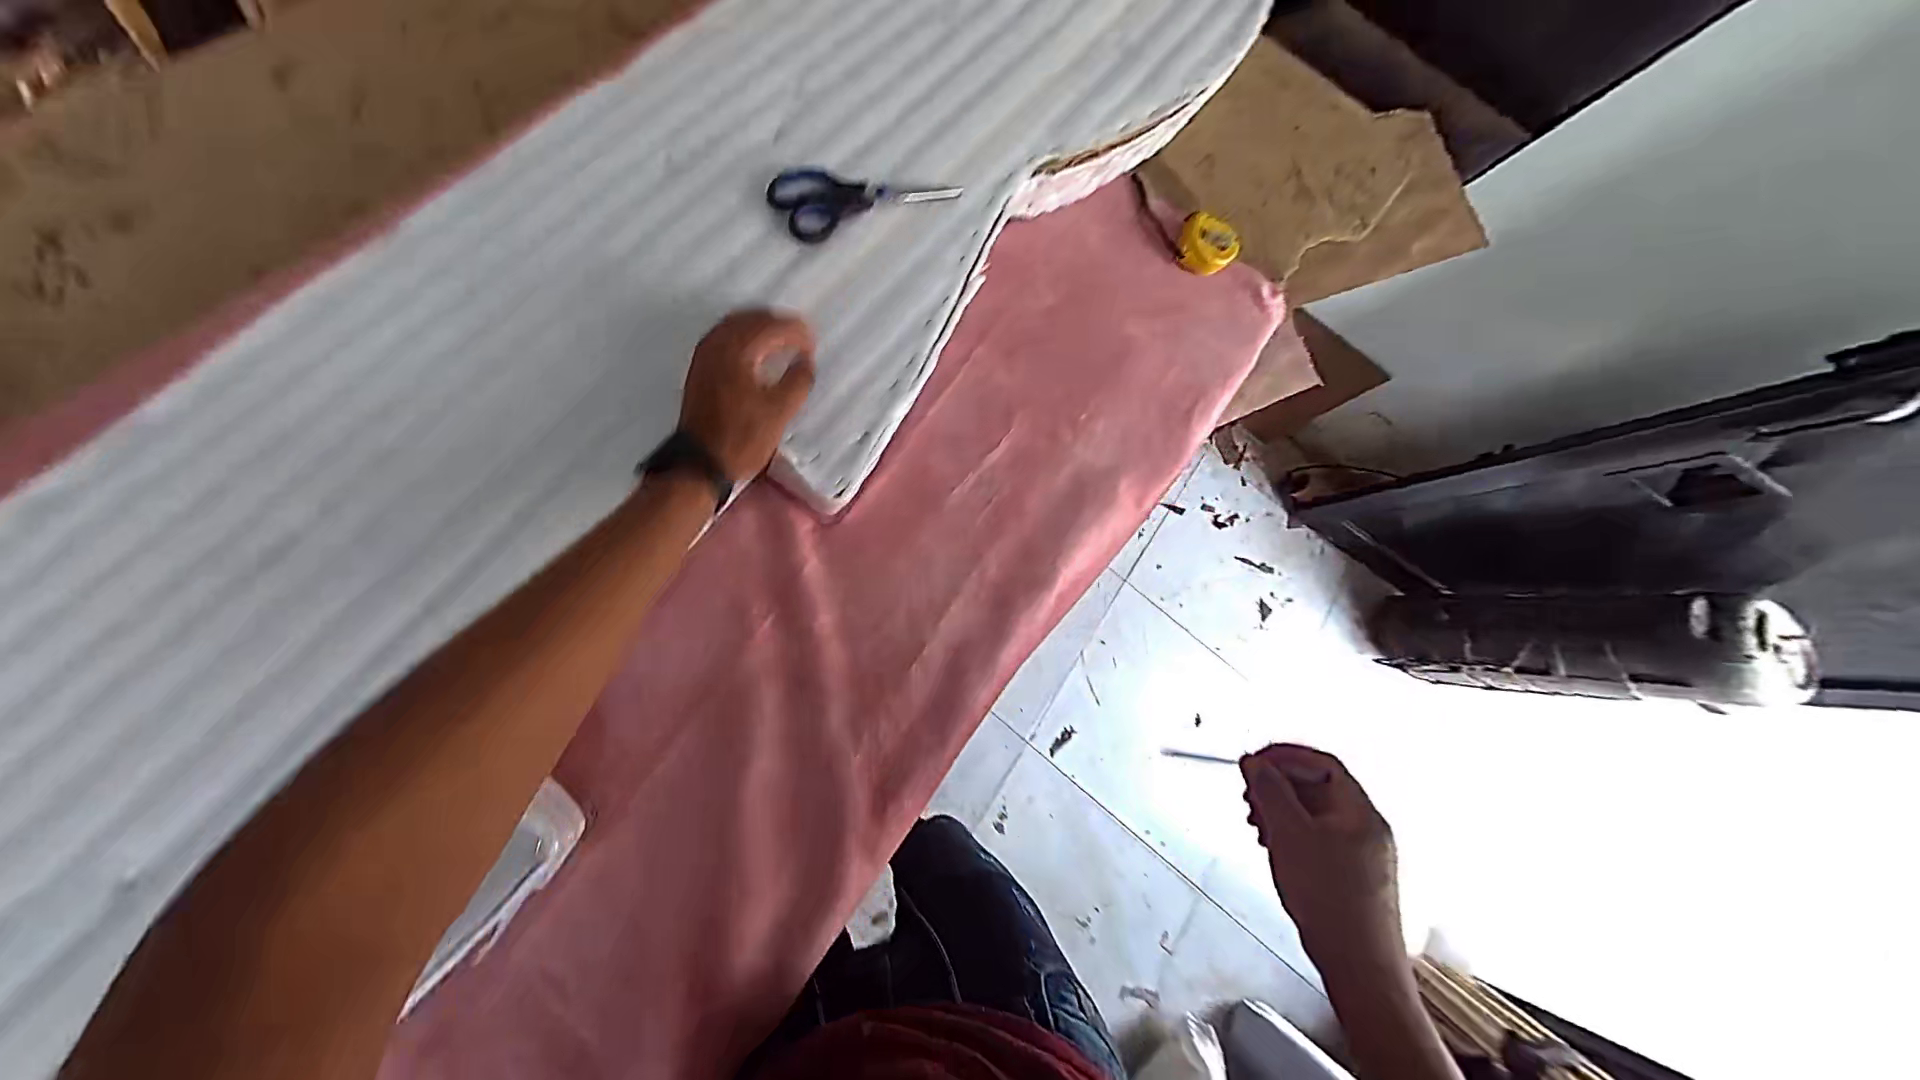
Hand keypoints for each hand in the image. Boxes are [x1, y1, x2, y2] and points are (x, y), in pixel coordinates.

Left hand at [679, 310, 816, 484]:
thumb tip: (806, 363)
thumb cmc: (741, 439)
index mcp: (738, 351)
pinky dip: (744, 337)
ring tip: (782, 342)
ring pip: (736, 325)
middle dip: (779, 324)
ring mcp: (704, 355)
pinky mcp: (699, 368)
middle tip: (801, 338)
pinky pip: (724, 337)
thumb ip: (798, 380)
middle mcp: (717, 345)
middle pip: (752, 318)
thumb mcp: (780, 412)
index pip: (773, 326)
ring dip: (760, 328)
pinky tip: (755, 352)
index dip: (797, 332)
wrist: (701, 462)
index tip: (812, 344)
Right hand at [1241, 744, 1402, 965]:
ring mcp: (1360, 852)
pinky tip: (1274, 844)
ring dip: (1281, 808)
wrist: (1358, 963)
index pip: (1322, 763)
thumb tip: (1256, 764)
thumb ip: (1270, 792)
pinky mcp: (1349, 873)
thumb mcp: (1289, 834)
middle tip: (1250, 789)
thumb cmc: (1332, 902)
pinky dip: (1290, 830)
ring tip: (1257, 819)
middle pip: (1318, 786)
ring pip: (1314, 812)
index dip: (1285, 756)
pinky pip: (1316, 835)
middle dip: (1278, 783)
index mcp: (1360, 812)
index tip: (1255, 760)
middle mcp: (1365, 828)